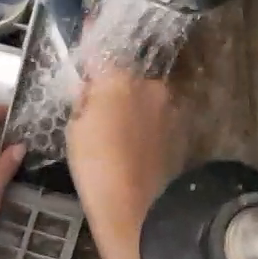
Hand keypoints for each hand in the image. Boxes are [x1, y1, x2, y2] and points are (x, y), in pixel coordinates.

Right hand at [67, 69, 178, 243]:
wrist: (137, 209)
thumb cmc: (96, 169)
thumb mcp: (74, 130)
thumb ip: (84, 100)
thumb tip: (91, 89)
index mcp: (118, 79)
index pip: (101, 52)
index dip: (91, 52)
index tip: (87, 49)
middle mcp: (150, 85)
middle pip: (127, 78)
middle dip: (115, 89)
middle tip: (100, 114)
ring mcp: (170, 107)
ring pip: (145, 99)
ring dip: (134, 108)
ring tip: (121, 137)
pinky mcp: (182, 130)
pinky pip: (158, 119)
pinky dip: (149, 127)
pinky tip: (137, 149)